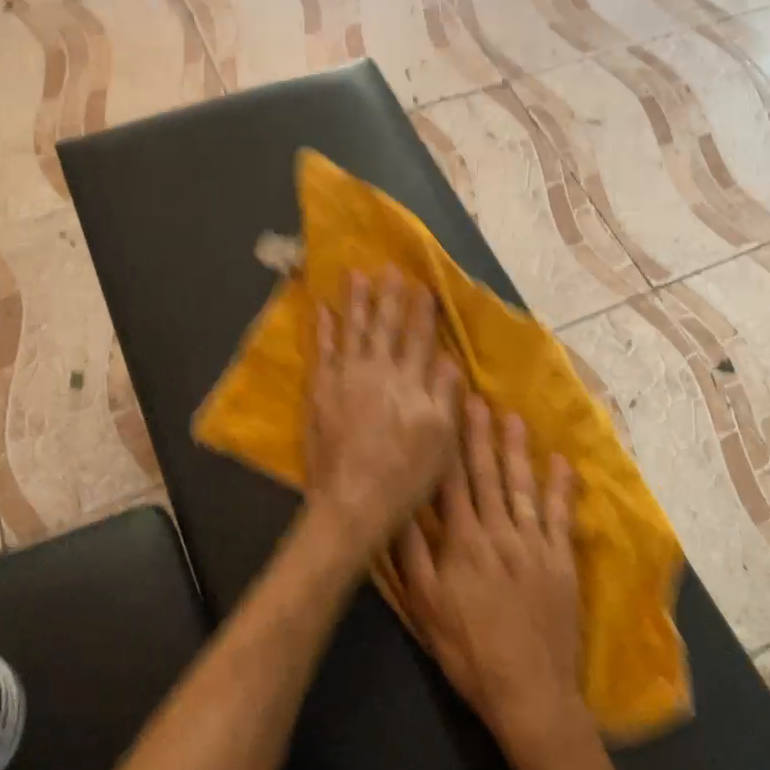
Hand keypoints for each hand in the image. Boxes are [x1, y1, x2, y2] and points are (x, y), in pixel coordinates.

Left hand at [305, 268, 461, 553]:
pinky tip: (323, 311)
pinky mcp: (320, 392)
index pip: (420, 337)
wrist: (352, 501)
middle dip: (389, 296)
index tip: (424, 285)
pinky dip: (323, 330)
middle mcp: (378, 371)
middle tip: (390, 268)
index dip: (423, 311)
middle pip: (385, 326)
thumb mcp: (442, 439)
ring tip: (355, 274)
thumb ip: (445, 395)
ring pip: (352, 330)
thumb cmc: (405, 476)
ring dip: (355, 302)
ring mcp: (345, 378)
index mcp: (411, 382)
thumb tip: (449, 358)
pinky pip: (321, 352)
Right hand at [395, 397, 583, 741]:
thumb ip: (410, 555)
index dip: (447, 446)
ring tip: (512, 417)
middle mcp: (498, 532)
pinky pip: (560, 515)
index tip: (443, 414)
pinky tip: (562, 461)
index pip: (451, 483)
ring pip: (522, 486)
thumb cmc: (467, 650)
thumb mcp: (425, 606)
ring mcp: (534, 543)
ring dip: (517, 450)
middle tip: (476, 398)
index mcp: (462, 542)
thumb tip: (396, 508)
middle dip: (479, 435)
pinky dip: (561, 487)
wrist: (529, 688)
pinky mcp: (560, 560)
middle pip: (486, 475)